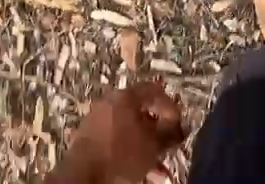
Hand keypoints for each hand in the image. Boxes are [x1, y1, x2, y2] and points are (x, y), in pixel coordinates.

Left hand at [49, 81, 185, 183]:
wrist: (83, 174)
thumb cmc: (121, 154)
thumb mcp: (152, 146)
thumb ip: (169, 134)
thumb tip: (180, 128)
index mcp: (126, 95)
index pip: (154, 90)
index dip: (170, 106)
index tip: (179, 124)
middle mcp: (111, 101)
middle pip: (141, 111)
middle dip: (157, 131)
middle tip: (168, 146)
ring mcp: (98, 118)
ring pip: (129, 129)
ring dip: (145, 146)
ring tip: (158, 167)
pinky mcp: (89, 137)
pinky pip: (116, 139)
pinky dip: (129, 151)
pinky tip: (140, 170)